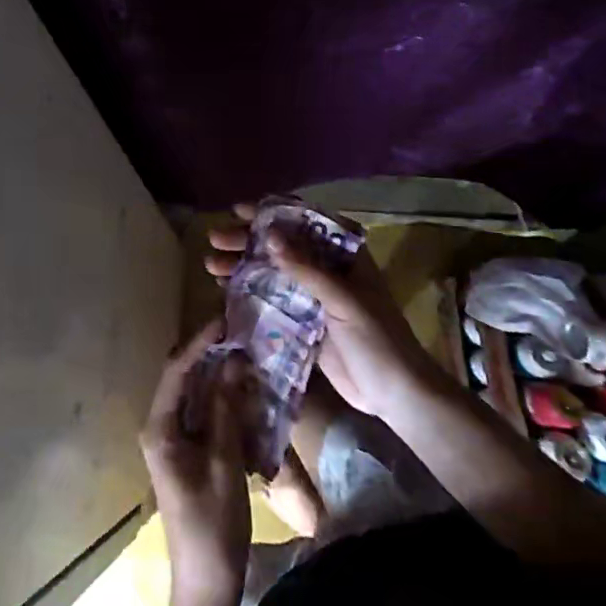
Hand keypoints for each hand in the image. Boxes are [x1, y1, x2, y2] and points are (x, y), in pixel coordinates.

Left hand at [140, 319, 249, 605]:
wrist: (207, 580)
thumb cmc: (213, 522)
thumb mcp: (225, 462)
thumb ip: (226, 409)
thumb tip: (234, 360)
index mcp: (159, 427)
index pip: (177, 370)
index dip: (200, 342)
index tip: (226, 320)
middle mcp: (160, 426)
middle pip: (184, 379)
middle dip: (212, 356)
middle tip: (243, 335)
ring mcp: (172, 440)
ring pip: (195, 395)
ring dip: (220, 378)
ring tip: (250, 358)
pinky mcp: (187, 452)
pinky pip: (203, 415)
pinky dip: (223, 402)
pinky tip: (247, 395)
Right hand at [207, 204, 430, 419]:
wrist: (395, 394)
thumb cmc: (378, 340)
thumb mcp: (344, 300)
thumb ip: (306, 269)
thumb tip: (269, 235)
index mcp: (343, 255)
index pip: (303, 221)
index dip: (270, 213)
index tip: (237, 211)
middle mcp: (325, 268)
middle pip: (280, 245)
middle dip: (246, 240)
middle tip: (215, 240)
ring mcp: (313, 295)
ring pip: (270, 270)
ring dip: (242, 265)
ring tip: (211, 266)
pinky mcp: (303, 320)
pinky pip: (270, 298)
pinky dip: (247, 291)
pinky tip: (223, 289)